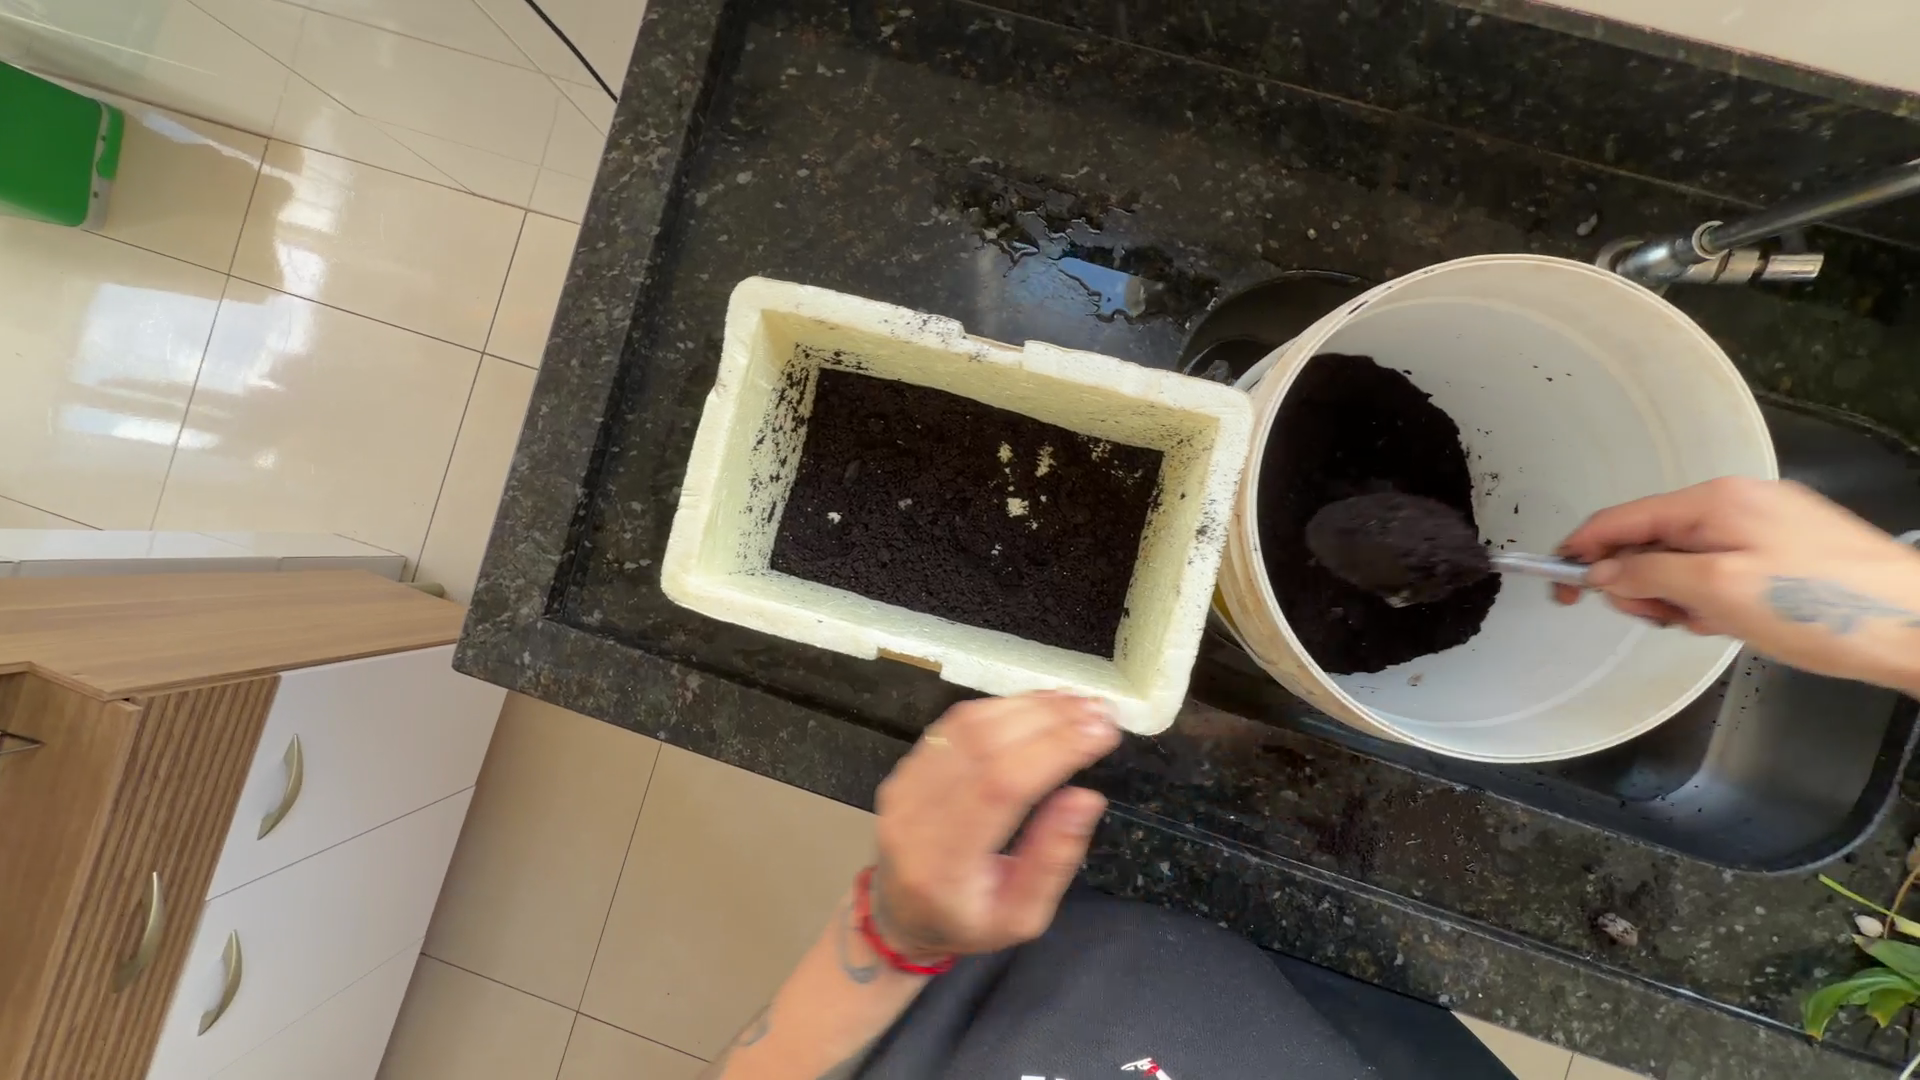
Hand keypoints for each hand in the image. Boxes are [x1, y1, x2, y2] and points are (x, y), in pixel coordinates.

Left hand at [869, 693, 1120, 962]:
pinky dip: (1004, 707)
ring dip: (1030, 706)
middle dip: (1050, 720)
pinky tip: (1041, 705)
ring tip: (1079, 703)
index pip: (1001, 787)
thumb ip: (1052, 859)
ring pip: (969, 724)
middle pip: (985, 744)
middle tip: (1100, 711)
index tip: (1102, 733)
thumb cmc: (967, 921)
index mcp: (944, 864)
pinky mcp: (906, 765)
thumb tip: (1087, 797)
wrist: (900, 913)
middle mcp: (916, 814)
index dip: (1054, 750)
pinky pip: (956, 723)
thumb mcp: (1022, 918)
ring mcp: (905, 784)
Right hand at [1555, 476, 1919, 691]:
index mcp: (1712, 501)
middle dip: (1636, 581)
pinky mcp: (1783, 548)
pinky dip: (1705, 594)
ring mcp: (1761, 524)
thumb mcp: (1716, 590)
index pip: (1616, 521)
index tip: (1559, 590)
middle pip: (1645, 540)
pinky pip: (1713, 565)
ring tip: (1703, 621)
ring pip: (1677, 557)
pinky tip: (1728, 616)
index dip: (1578, 553)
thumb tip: (1599, 573)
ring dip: (1672, 593)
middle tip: (1657, 618)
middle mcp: (1732, 503)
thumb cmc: (1821, 606)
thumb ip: (1645, 575)